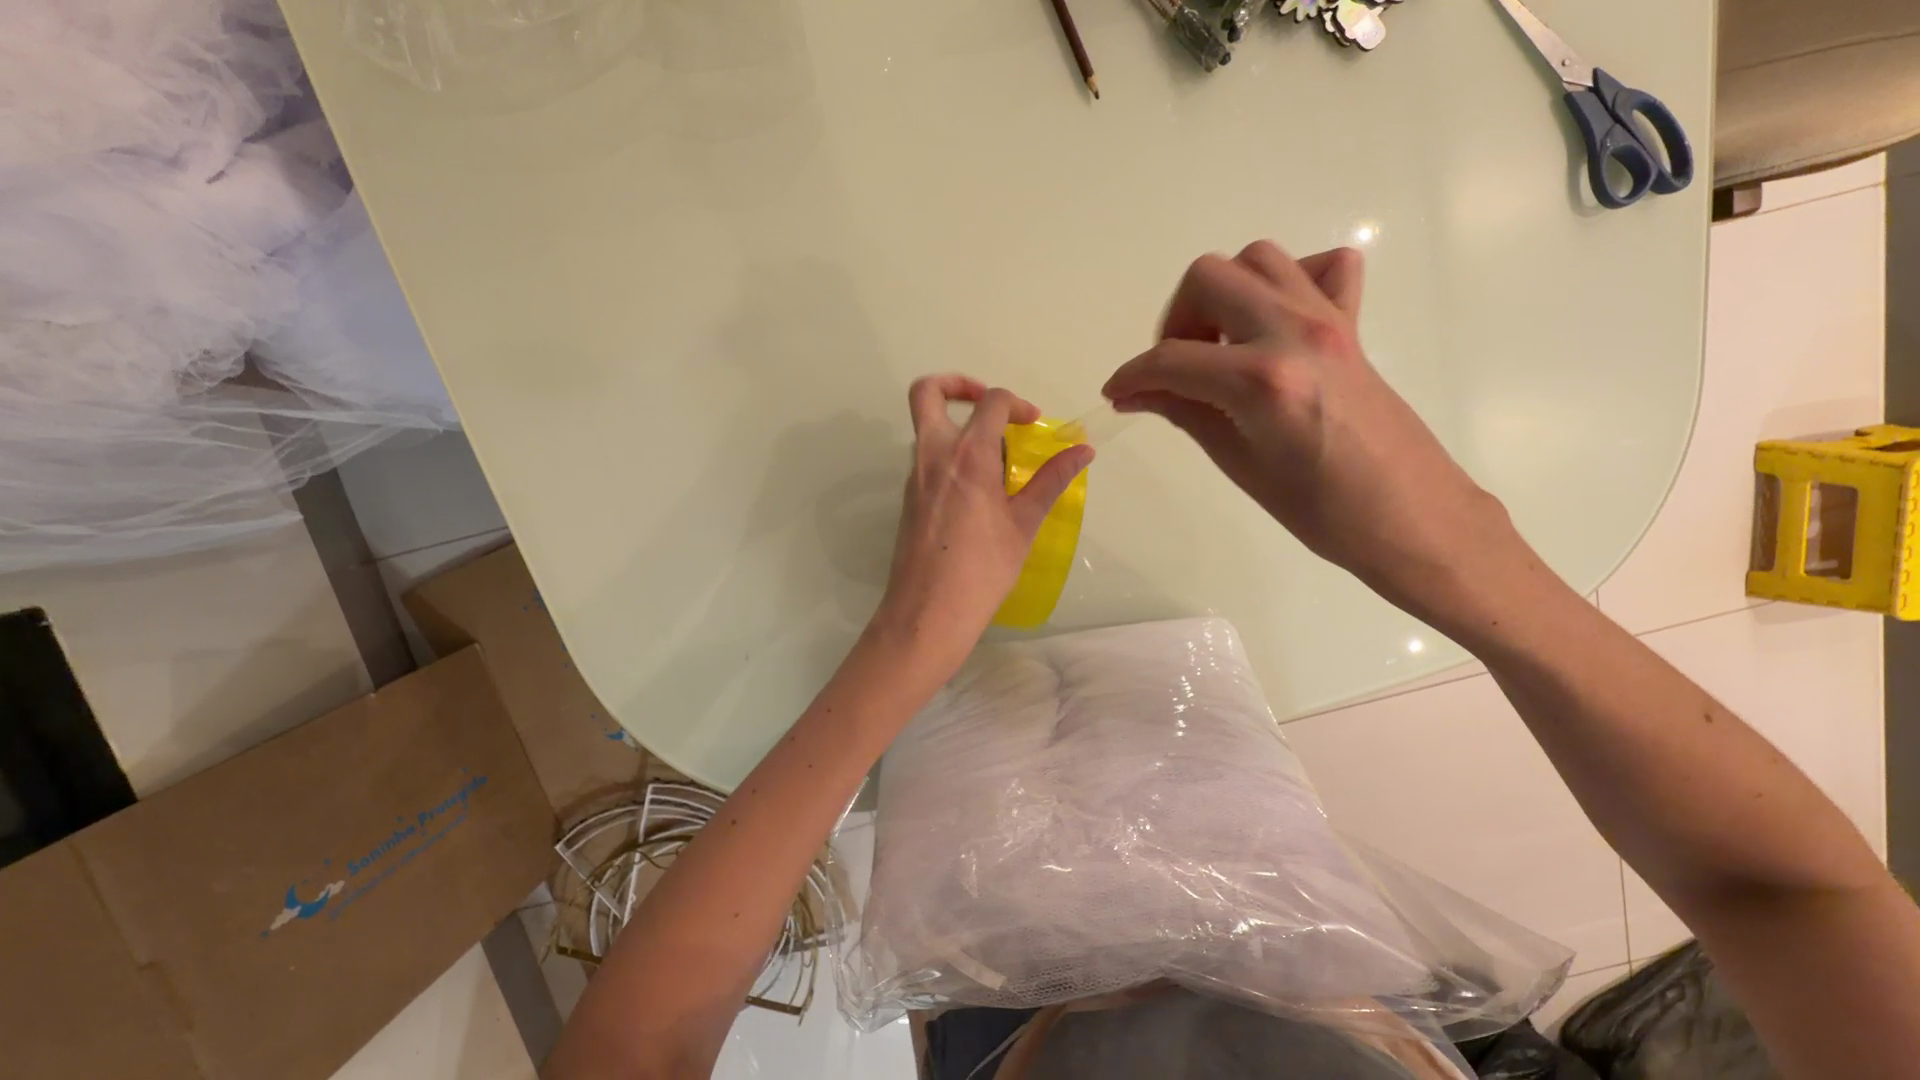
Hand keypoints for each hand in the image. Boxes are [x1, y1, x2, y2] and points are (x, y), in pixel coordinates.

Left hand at [871, 375, 1093, 671]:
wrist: (927, 613)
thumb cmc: (983, 570)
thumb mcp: (1024, 523)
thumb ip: (1051, 480)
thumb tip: (1083, 450)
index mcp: (967, 454)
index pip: (991, 401)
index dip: (1018, 403)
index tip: (1035, 425)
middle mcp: (933, 454)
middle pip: (929, 392)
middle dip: (958, 384)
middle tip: (990, 406)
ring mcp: (915, 476)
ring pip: (928, 427)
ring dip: (959, 427)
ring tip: (995, 462)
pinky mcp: (909, 498)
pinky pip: (928, 459)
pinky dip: (952, 457)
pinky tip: (980, 493)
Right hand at [1103, 241, 1525, 621]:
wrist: (1413, 518)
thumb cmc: (1323, 513)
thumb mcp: (1239, 464)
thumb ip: (1186, 413)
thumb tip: (1137, 393)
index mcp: (1262, 381)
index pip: (1173, 359)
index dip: (1132, 375)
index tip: (1117, 393)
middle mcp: (1294, 332)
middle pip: (1209, 277)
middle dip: (1177, 321)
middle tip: (1177, 367)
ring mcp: (1330, 321)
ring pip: (1259, 259)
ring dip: (1225, 293)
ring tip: (1220, 344)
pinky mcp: (1354, 325)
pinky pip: (1324, 267)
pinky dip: (1291, 281)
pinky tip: (1275, 325)